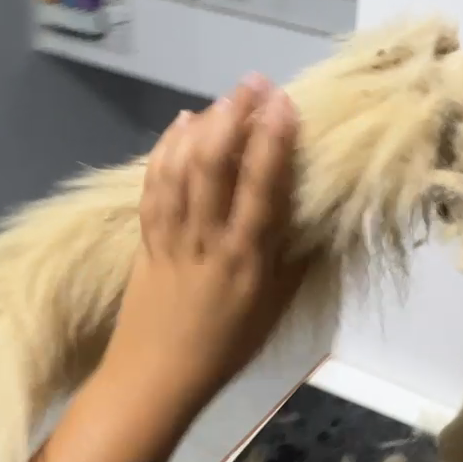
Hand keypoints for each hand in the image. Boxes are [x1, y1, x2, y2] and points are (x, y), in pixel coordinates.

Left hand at [97, 75, 306, 413]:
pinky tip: (180, 124)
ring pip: (182, 167)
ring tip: (224, 98)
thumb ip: (296, 258)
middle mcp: (207, 239)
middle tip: (254, 83)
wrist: (156, 378)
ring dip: (203, 125)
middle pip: (216, 164)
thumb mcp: (277, 308)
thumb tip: (317, 215)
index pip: (262, 187)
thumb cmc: (228, 347)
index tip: (286, 103)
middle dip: (235, 116)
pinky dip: (166, 148)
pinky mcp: (145, 237)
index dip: (274, 140)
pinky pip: (154, 184)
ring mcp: (171, 235)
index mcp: (246, 258)